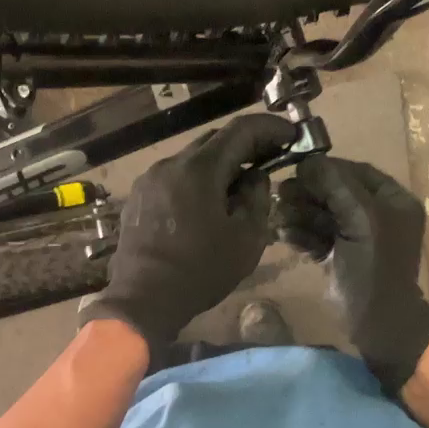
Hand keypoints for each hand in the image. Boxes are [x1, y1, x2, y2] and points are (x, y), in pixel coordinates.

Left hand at [81, 114, 296, 348]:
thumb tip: (255, 177)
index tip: (290, 135)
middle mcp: (170, 164)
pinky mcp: (138, 199)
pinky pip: (174, 179)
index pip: (240, 130)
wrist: (143, 299)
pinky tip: (207, 205)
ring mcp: (150, 180)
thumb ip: (258, 199)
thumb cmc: (201, 271)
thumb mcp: (247, 239)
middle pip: (213, 141)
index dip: (269, 128)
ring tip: (239, 188)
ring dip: (219, 167)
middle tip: (269, 158)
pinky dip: (197, 183)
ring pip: (192, 161)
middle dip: (245, 146)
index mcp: (199, 169)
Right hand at [275, 156, 428, 392]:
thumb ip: (337, 186)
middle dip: (308, 194)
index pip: (356, 172)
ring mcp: (358, 236)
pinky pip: (317, 235)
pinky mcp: (340, 254)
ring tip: (278, 218)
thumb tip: (308, 162)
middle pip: (335, 192)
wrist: (377, 324)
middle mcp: (378, 214)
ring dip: (299, 214)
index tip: (297, 170)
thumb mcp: (362, 220)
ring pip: (323, 213)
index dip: (326, 169)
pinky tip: (284, 236)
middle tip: (280, 194)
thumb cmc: (375, 270)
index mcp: (394, 200)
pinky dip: (301, 234)